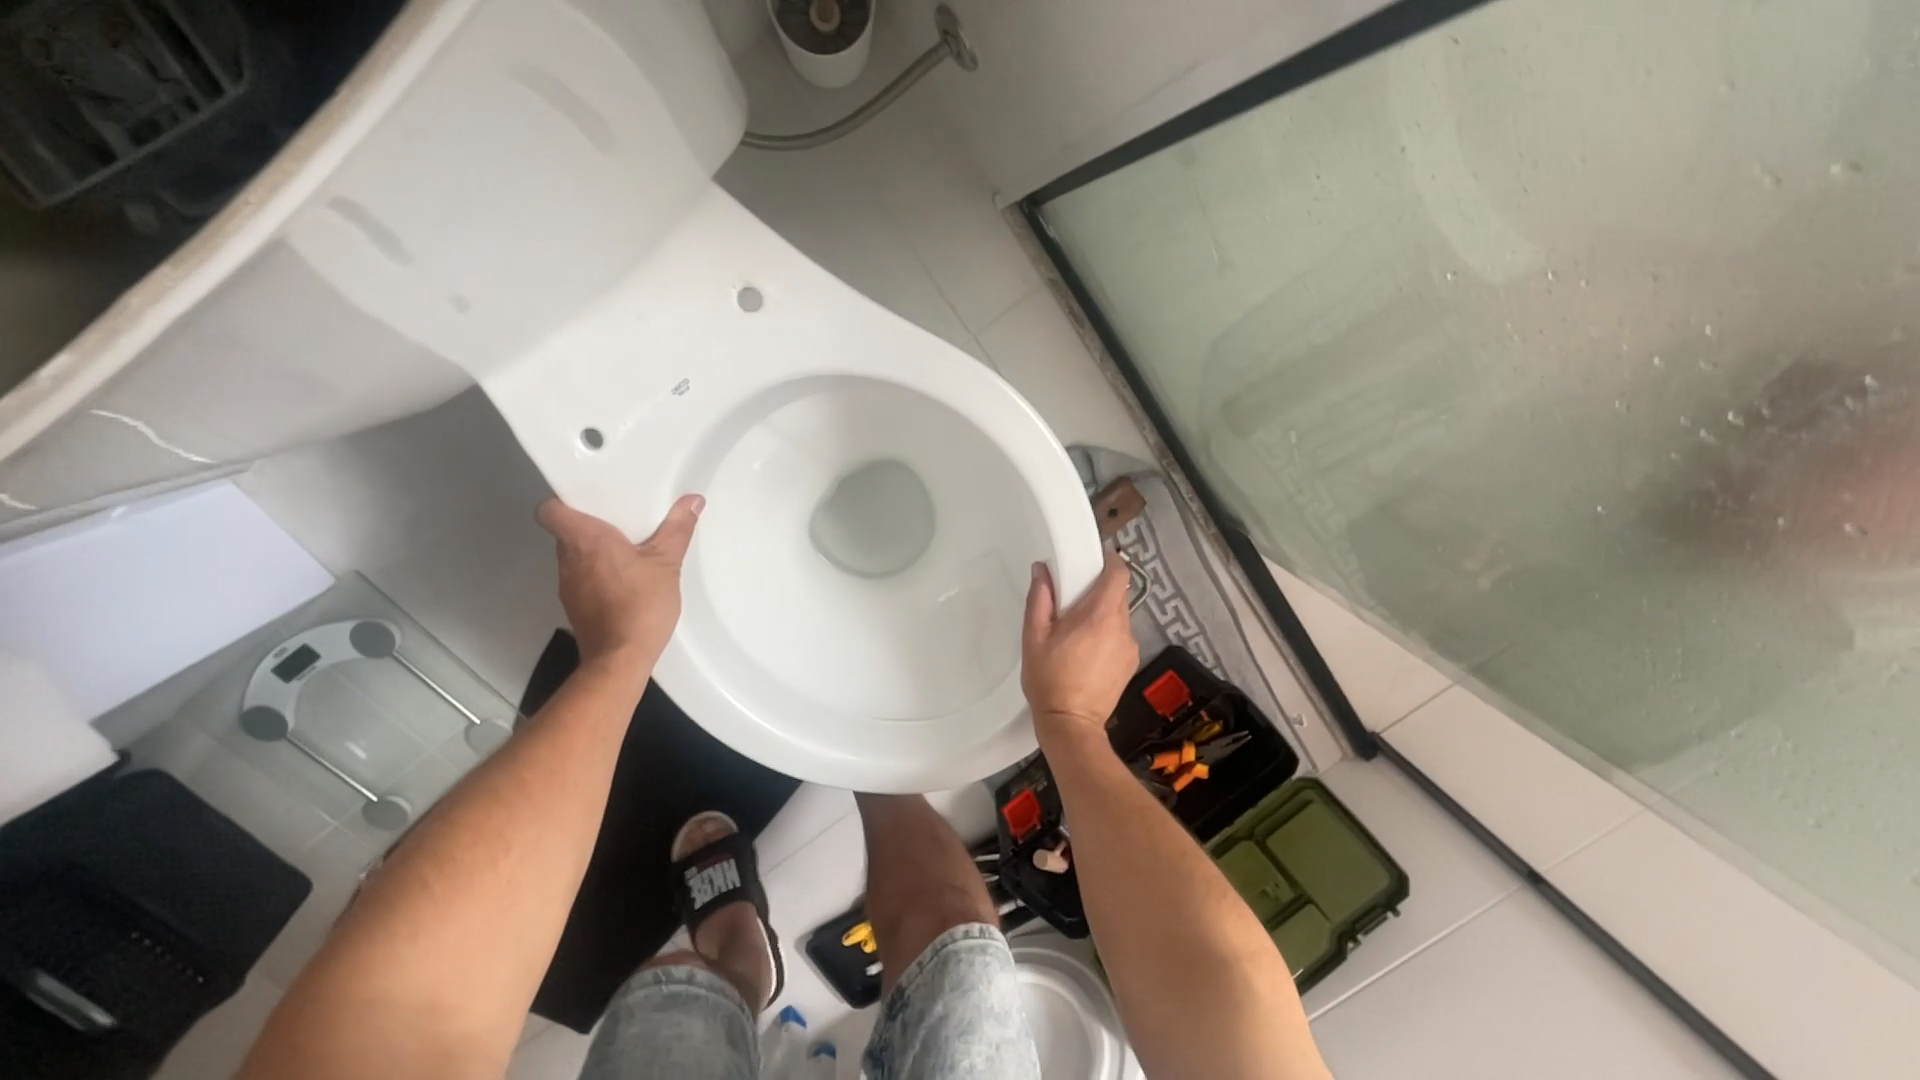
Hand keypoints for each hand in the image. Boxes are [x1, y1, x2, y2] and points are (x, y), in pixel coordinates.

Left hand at [537, 494, 703, 669]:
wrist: (621, 658)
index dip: (564, 502)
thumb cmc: (640, 604)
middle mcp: (568, 559)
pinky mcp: (574, 607)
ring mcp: (567, 586)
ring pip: (574, 557)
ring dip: (595, 553)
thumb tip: (693, 500)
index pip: (549, 511)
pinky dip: (598, 576)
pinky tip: (625, 583)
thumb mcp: (667, 562)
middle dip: (590, 525)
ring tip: (627, 553)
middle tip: (619, 523)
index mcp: (585, 540)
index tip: (589, 502)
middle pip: (566, 532)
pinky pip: (582, 580)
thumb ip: (678, 528)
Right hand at [1021, 549, 1138, 735]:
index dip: (1109, 560)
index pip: (1119, 573)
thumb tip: (1042, 570)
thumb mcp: (1034, 637)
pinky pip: (1121, 636)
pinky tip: (1086, 651)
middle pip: (1119, 593)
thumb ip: (1039, 598)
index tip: (1094, 557)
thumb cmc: (1049, 680)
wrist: (1071, 724)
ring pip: (1119, 616)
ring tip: (1076, 630)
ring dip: (1102, 614)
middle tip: (1073, 597)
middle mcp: (1122, 628)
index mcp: (1100, 616)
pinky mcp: (1131, 663)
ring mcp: (1130, 647)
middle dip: (1098, 589)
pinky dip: (1107, 634)